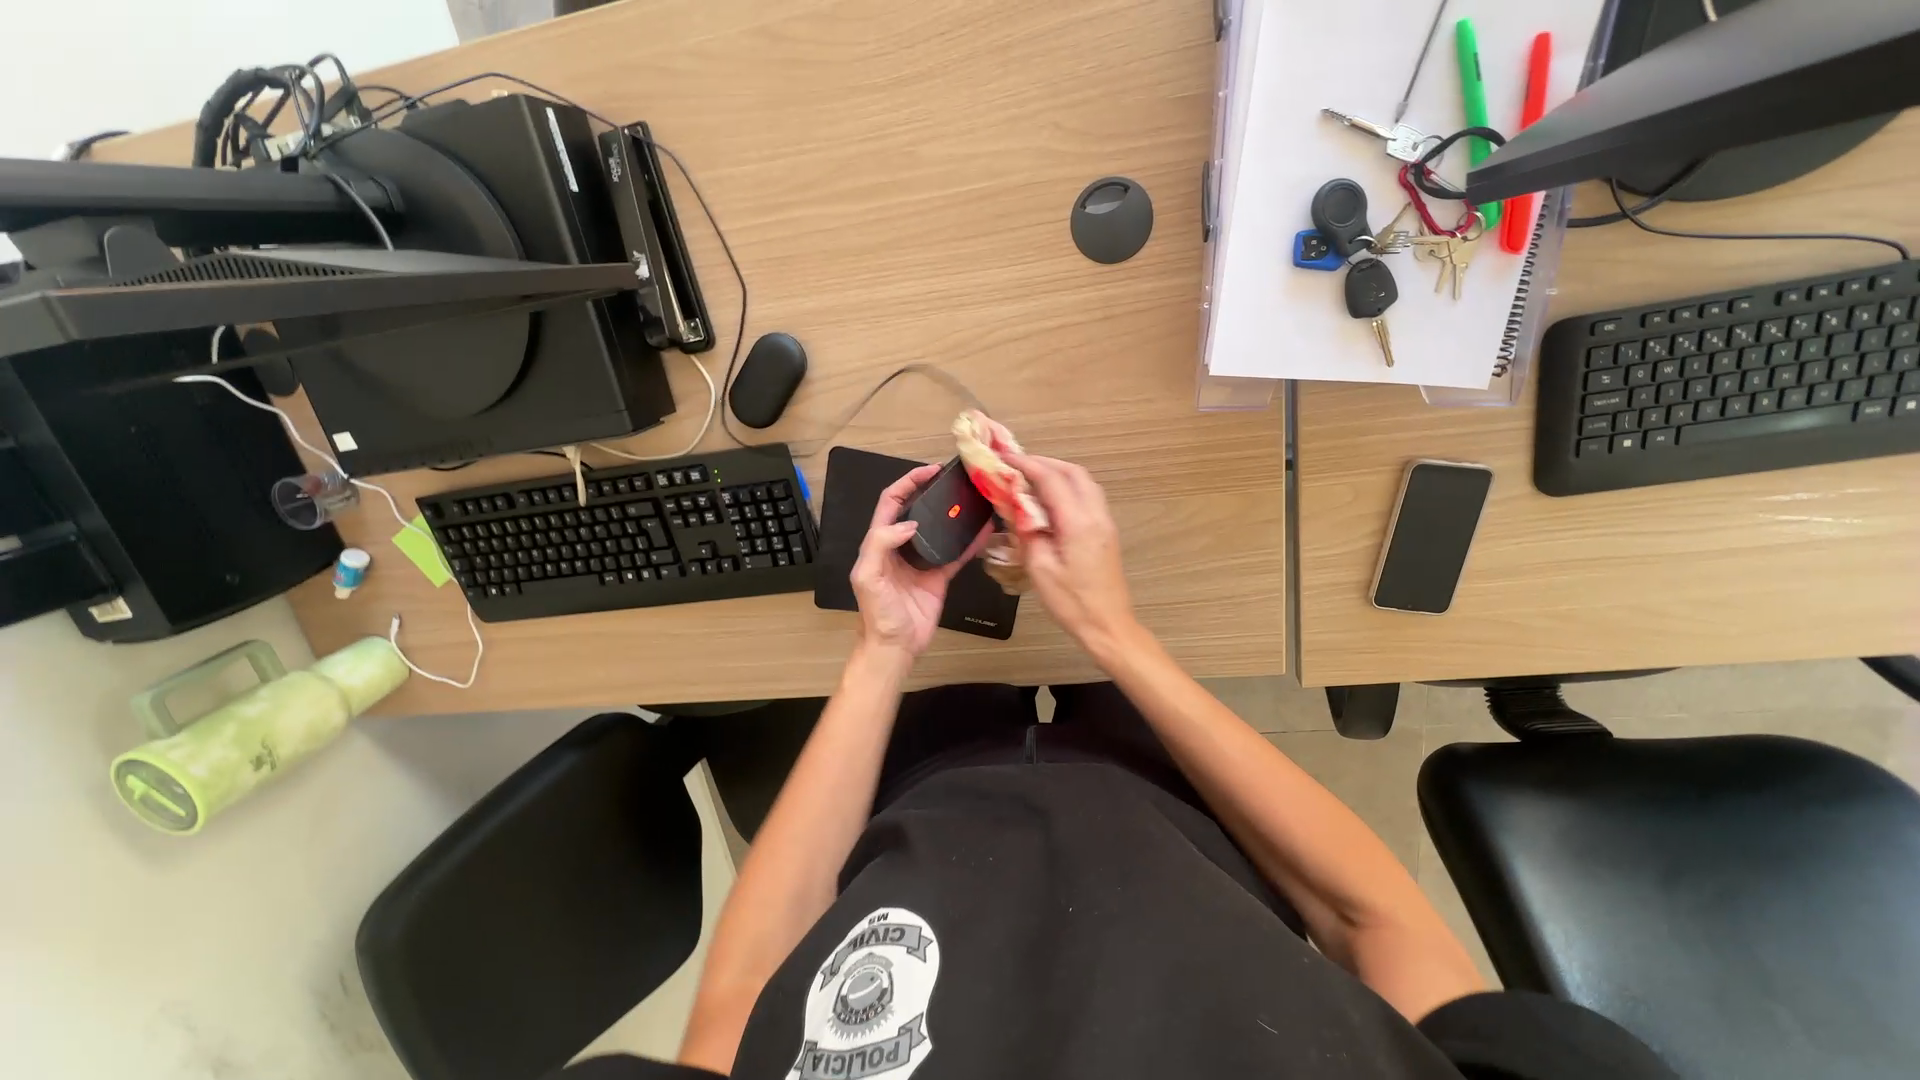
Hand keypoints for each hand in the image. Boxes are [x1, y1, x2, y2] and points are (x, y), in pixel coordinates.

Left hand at [850, 464, 990, 657]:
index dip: (907, 483)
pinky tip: (983, 531)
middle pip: (917, 511)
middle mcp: (900, 547)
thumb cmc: (876, 613)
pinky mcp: (939, 576)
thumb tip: (909, 523)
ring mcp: (922, 561)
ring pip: (939, 530)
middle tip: (952, 480)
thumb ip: (880, 544)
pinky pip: (956, 555)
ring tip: (969, 498)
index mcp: (879, 543)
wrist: (895, 646)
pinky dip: (970, 543)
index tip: (928, 471)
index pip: (891, 503)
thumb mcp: (867, 576)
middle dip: (931, 492)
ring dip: (952, 515)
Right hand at [1003, 453, 1138, 653]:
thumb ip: (1028, 531)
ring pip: (1083, 482)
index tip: (1003, 457)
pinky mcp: (1106, 532)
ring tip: (1031, 478)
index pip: (1051, 479)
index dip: (1026, 464)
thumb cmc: (1072, 603)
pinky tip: (1049, 499)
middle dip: (1044, 462)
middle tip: (1016, 465)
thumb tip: (1016, 505)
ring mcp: (1105, 522)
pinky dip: (1068, 487)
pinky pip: (1088, 496)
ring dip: (1058, 472)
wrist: (1108, 625)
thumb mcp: (1039, 568)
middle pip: (1073, 472)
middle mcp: (1096, 515)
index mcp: (1078, 522)